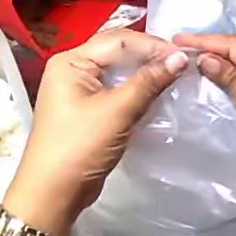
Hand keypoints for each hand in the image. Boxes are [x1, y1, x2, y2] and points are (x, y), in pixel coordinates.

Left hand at [10, 30, 186, 230]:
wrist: (52, 194)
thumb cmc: (79, 147)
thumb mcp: (117, 112)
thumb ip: (149, 82)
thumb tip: (181, 58)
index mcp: (71, 61)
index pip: (119, 40)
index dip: (153, 46)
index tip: (184, 57)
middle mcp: (72, 68)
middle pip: (118, 50)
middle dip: (150, 55)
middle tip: (181, 63)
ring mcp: (79, 88)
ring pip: (119, 69)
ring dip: (145, 71)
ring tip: (175, 75)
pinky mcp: (88, 107)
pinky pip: (117, 87)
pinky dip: (137, 88)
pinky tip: (157, 92)